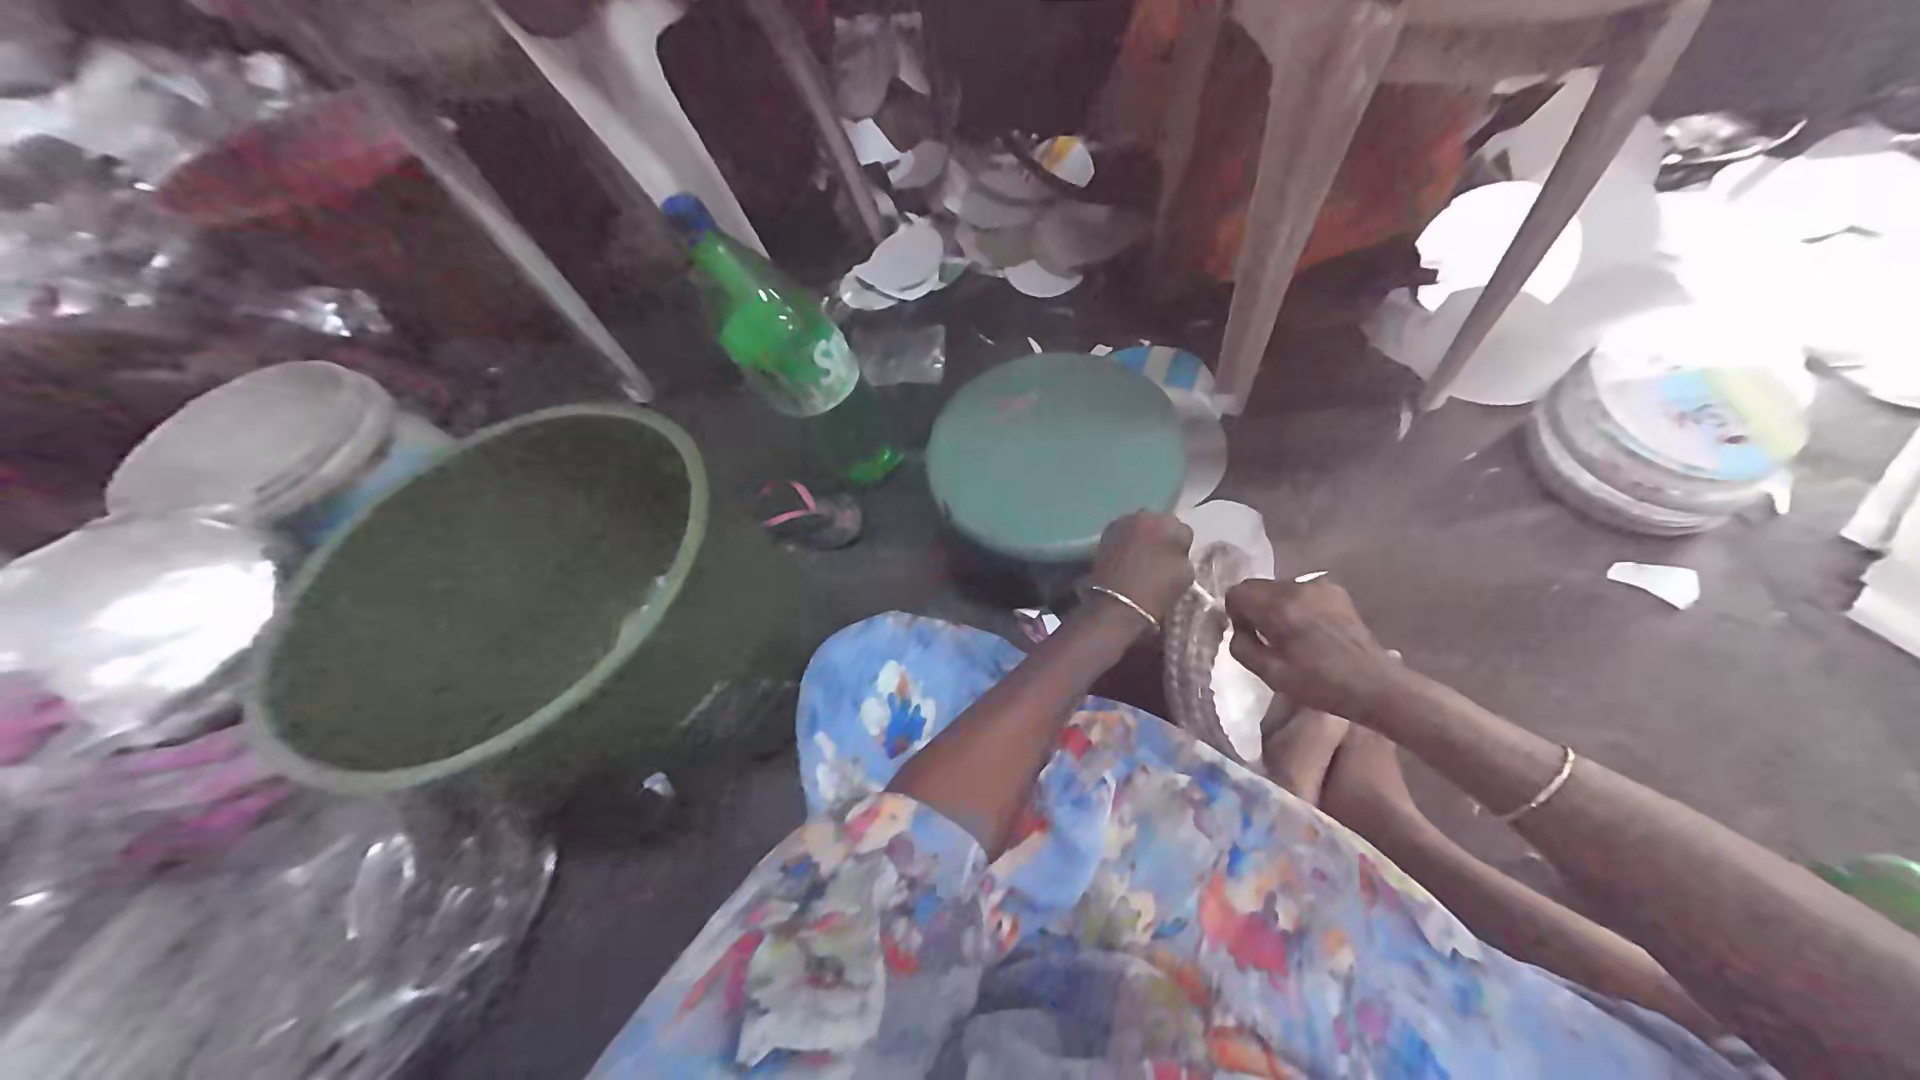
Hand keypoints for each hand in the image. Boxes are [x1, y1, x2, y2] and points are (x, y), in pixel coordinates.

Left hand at [1087, 512, 1193, 626]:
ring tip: (1139, 555)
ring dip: (1142, 534)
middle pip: (1160, 522)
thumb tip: (1173, 552)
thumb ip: (1182, 555)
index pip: (1183, 531)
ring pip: (1140, 524)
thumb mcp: (1186, 574)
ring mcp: (1124, 521)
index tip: (1176, 559)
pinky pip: (1123, 530)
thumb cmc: (1157, 591)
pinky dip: (1126, 539)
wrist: (1119, 602)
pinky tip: (1125, 554)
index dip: (1181, 547)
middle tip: (1158, 555)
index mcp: (1172, 526)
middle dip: (1161, 535)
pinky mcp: (1107, 531)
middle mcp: (1147, 516)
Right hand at [1225, 578, 1401, 721]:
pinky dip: (1295, 606)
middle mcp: (1298, 587)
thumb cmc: (1320, 684)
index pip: (1237, 593)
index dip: (1235, 614)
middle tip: (1267, 639)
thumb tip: (1237, 630)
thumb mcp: (1270, 673)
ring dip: (1275, 607)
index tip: (1248, 635)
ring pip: (1278, 588)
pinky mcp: (1336, 592)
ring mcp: (1320, 587)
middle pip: (1257, 587)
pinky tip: (1309, 630)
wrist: (1375, 685)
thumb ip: (1242, 646)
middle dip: (1254, 609)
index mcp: (1280, 606)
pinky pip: (1300, 592)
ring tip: (1290, 636)